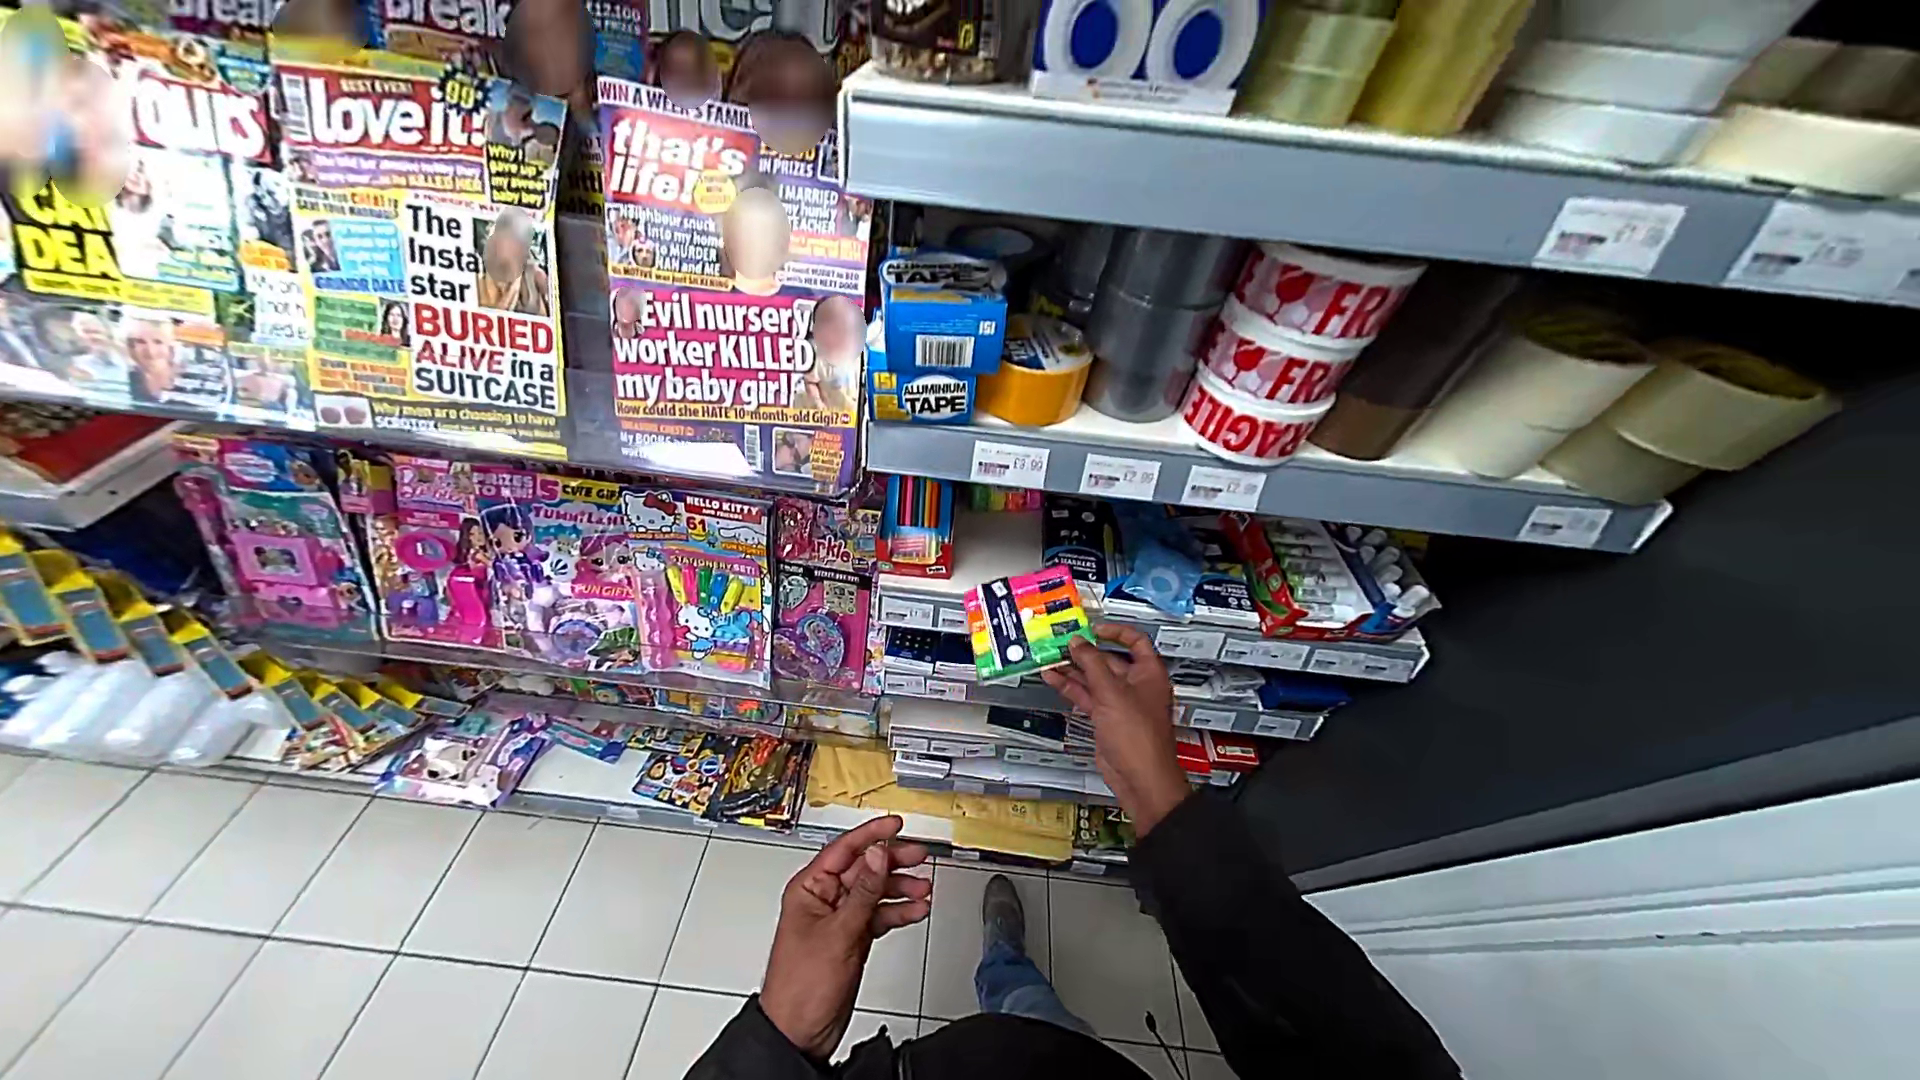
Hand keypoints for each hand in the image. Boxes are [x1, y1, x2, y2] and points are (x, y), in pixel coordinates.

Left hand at [760, 815, 931, 1059]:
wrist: (799, 1035)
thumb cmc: (800, 988)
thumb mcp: (838, 933)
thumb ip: (863, 891)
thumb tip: (877, 854)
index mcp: (810, 888)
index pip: (845, 849)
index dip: (872, 833)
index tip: (895, 824)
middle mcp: (825, 898)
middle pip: (865, 867)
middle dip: (893, 861)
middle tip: (918, 855)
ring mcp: (840, 917)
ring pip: (876, 890)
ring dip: (900, 888)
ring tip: (922, 888)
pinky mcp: (853, 936)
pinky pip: (879, 914)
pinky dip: (898, 911)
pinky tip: (915, 910)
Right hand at [1042, 623, 1191, 835]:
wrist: (1139, 778)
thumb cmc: (1141, 739)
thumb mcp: (1112, 692)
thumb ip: (1092, 664)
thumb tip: (1079, 643)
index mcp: (1149, 674)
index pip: (1135, 641)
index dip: (1114, 631)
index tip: (1093, 628)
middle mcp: (1136, 686)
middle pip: (1109, 659)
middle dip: (1086, 651)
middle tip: (1064, 643)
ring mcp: (1120, 703)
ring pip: (1094, 678)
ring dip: (1074, 668)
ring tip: (1053, 658)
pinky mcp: (1106, 718)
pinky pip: (1086, 695)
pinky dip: (1071, 687)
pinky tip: (1055, 679)